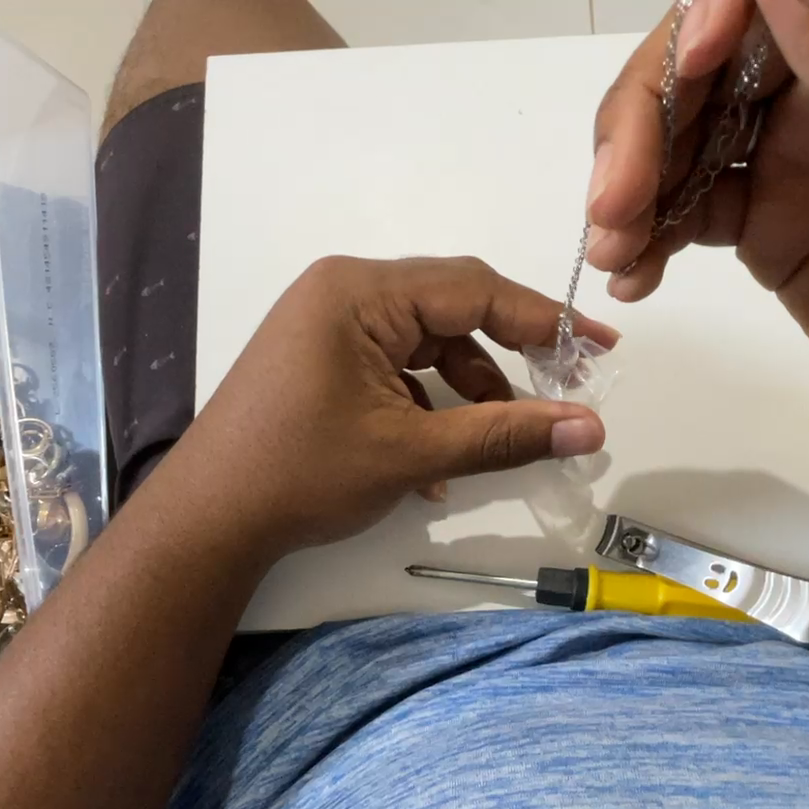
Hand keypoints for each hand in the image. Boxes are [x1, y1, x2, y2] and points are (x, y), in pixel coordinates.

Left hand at [145, 256, 617, 554]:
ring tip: (489, 445)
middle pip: (450, 313)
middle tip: (562, 391)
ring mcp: (328, 326)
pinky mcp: (322, 360)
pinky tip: (434, 464)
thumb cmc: (303, 476)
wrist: (209, 518)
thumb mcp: (411, 453)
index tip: (599, 346)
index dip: (543, 319)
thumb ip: (503, 436)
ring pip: (424, 346)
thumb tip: (589, 428)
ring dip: (464, 394)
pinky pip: (393, 370)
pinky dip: (424, 408)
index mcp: (360, 292)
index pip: (473, 289)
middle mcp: (344, 293)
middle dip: (506, 359)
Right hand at [588, 0, 808, 437]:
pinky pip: (689, 204)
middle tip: (613, 205)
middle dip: (650, 119)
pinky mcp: (767, 214)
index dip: (724, 7)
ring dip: (633, 184)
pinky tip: (632, 274)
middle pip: (717, 50)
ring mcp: (804, 140)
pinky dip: (648, 233)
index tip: (692, 72)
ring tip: (613, 249)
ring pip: (685, 128)